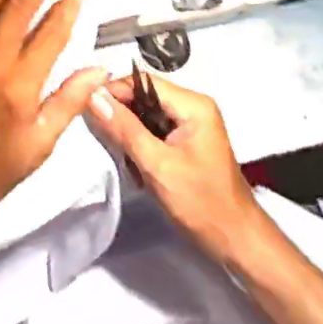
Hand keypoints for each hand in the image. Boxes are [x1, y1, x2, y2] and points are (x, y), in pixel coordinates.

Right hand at [84, 70, 266, 265]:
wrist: (236, 242)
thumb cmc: (201, 203)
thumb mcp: (157, 165)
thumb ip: (124, 128)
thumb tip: (93, 96)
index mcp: (193, 105)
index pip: (143, 81)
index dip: (114, 90)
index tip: (86, 105)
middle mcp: (194, 107)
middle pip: (144, 96)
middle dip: (121, 115)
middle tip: (103, 136)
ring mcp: (191, 125)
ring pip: (146, 115)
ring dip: (129, 133)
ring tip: (122, 157)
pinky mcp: (187, 142)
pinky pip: (154, 130)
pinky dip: (141, 145)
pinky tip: (136, 166)